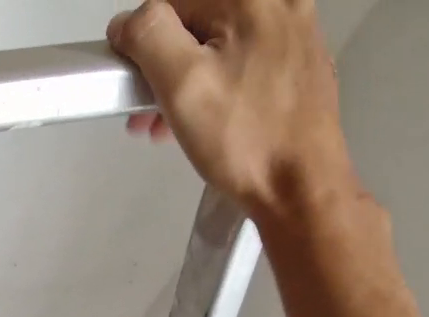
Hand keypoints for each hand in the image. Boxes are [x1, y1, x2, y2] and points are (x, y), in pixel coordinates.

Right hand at [108, 0, 356, 225]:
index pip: (173, 3)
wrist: (300, 186)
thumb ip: (149, 36)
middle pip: (199, 23)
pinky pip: (244, 66)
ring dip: (187, 82)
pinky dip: (217, 90)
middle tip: (147, 111)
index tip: (137, 87)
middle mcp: (281, 7)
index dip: (144, 45)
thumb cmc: (248, 142)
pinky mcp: (299, 69)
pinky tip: (205, 124)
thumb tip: (128, 19)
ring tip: (170, 125)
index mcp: (252, 0)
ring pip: (221, 47)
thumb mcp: (182, 83)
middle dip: (164, 66)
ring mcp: (296, 37)